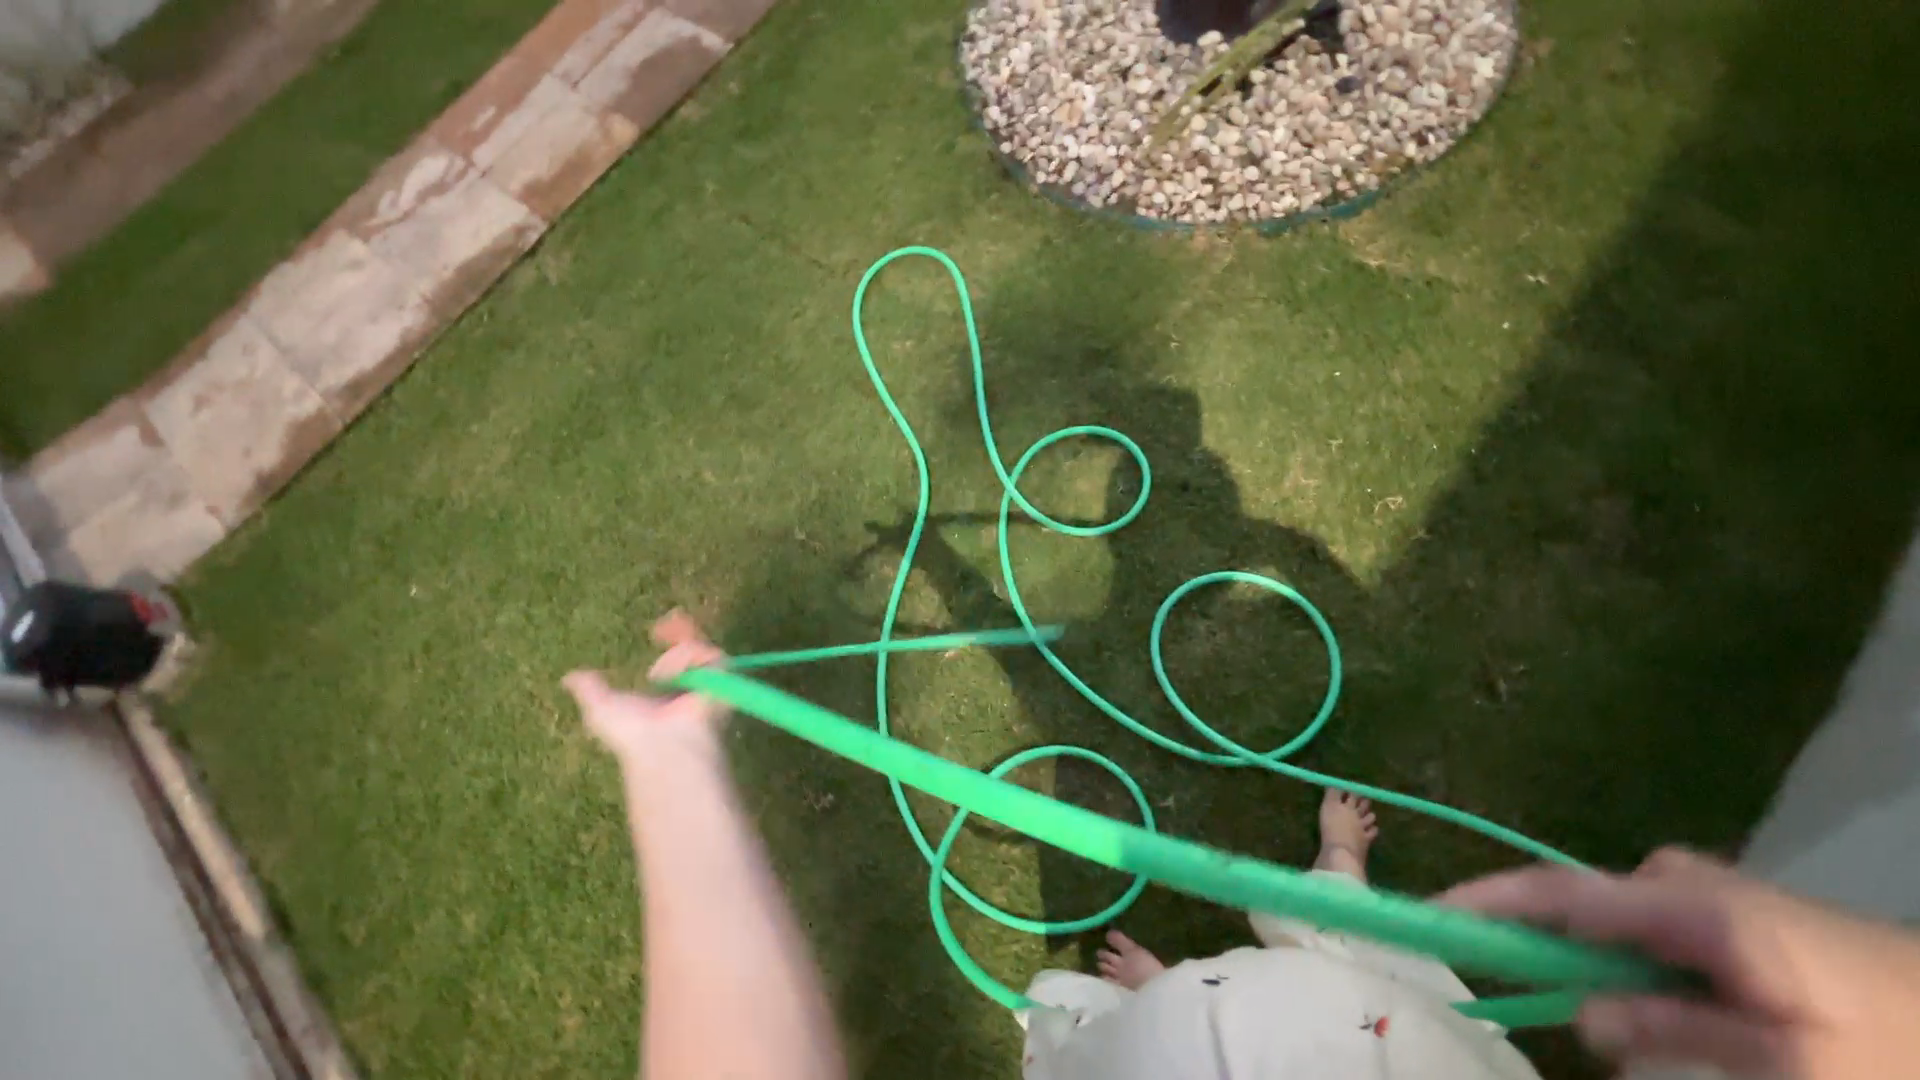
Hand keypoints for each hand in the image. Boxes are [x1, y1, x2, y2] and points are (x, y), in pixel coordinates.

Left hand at [564, 609, 730, 770]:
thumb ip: (591, 690)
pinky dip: (690, 657)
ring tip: (663, 673)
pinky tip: (676, 671)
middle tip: (665, 626)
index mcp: (670, 693)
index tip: (657, 630)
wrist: (659, 745)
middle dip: (679, 633)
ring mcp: (709, 683)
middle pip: (692, 646)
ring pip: (697, 648)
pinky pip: (710, 654)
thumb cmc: (632, 733)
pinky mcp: (722, 681)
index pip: (675, 658)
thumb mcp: (602, 707)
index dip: (670, 639)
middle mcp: (692, 687)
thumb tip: (569, 677)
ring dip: (676, 655)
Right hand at [1440, 847, 1919, 1076]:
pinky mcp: (1723, 901)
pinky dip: (1645, 967)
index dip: (1487, 900)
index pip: (1559, 892)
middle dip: (1561, 955)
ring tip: (1672, 1034)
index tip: (1428, 914)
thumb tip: (1580, 1014)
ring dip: (1613, 971)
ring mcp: (1704, 885)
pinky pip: (1650, 926)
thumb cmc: (1898, 1047)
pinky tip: (1697, 1012)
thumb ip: (1678, 1031)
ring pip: (1618, 923)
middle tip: (1585, 1022)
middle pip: (1582, 905)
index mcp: (1695, 906)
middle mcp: (1684, 878)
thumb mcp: (1797, 1064)